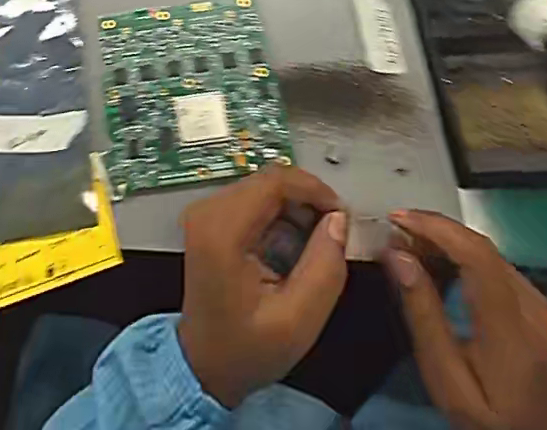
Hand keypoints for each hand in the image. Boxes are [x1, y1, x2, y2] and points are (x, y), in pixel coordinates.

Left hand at [177, 166, 349, 406]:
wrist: (204, 365)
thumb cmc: (246, 349)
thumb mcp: (297, 322)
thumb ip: (324, 269)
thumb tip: (338, 220)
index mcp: (221, 231)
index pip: (273, 182)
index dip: (313, 189)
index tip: (342, 214)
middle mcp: (207, 211)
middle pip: (268, 180)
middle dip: (307, 199)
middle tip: (334, 230)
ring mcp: (205, 211)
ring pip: (263, 186)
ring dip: (295, 206)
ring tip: (317, 241)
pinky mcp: (210, 218)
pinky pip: (254, 198)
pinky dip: (280, 213)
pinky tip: (294, 243)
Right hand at [384, 210, 546, 429]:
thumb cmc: (484, 420)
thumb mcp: (444, 378)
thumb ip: (422, 315)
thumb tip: (396, 254)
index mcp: (512, 332)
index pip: (477, 257)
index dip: (436, 228)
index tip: (397, 219)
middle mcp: (535, 311)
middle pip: (484, 249)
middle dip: (436, 228)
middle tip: (395, 228)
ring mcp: (542, 308)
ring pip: (490, 253)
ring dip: (448, 238)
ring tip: (409, 239)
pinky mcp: (540, 308)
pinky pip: (497, 265)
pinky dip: (463, 253)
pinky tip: (438, 258)